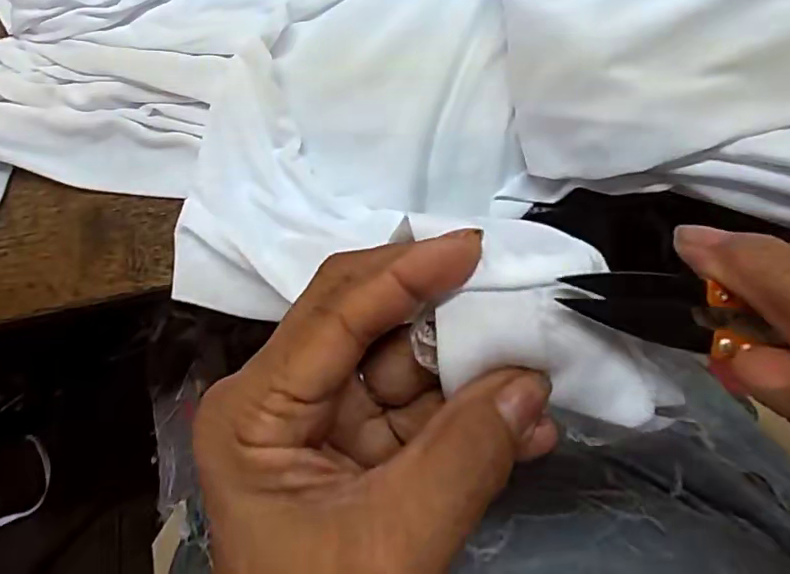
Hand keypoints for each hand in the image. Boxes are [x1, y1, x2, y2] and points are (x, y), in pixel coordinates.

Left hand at [195, 230, 560, 573]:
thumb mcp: (389, 547)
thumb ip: (463, 459)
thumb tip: (530, 384)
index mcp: (257, 407)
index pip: (336, 310)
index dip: (405, 270)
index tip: (469, 245)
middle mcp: (286, 397)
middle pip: (369, 322)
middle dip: (440, 306)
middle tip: (501, 282)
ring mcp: (329, 422)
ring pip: (406, 362)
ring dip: (470, 363)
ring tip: (532, 360)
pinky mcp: (365, 450)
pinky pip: (424, 411)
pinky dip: (473, 412)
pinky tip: (526, 420)